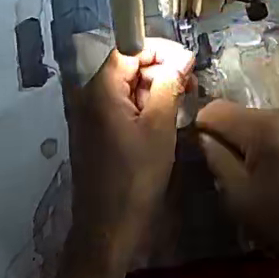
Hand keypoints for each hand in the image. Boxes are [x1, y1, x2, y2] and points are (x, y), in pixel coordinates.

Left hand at [67, 39, 194, 271]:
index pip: (128, 50)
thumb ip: (169, 87)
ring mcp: (88, 117)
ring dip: (154, 90)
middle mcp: (88, 97)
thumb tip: (181, 58)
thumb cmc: (135, 178)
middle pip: (126, 67)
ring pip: (125, 89)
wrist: (108, 227)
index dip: (160, 51)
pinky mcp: (94, 134)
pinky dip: (142, 108)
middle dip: (159, 70)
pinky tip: (164, 121)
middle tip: (191, 85)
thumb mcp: (159, 129)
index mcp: (99, 90)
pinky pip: (120, 108)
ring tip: (183, 104)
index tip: (188, 63)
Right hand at [194, 101, 278, 275]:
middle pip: (240, 116)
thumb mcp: (240, 198)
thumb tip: (202, 136)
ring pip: (262, 124)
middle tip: (237, 178)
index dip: (201, 131)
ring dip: (254, 145)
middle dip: (231, 141)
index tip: (205, 158)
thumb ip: (216, 159)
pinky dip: (276, 147)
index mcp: (265, 127)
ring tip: (265, 180)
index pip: (214, 110)